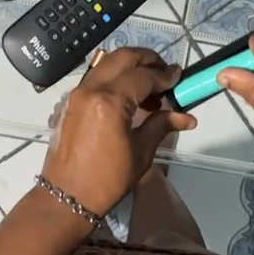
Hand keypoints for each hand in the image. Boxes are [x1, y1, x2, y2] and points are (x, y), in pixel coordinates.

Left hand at [41, 48, 196, 214]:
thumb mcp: (141, 152)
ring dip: (129, 67)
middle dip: (146, 59)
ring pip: (106, 64)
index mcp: (111, 102)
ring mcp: (76, 94)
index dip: (164, 76)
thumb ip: (161, 125)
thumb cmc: (107, 179)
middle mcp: (91, 90)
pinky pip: (94, 79)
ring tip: (148, 88)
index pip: (144, 76)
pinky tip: (127, 98)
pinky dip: (113, 78)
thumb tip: (186, 117)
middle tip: (164, 71)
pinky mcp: (69, 102)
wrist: (67, 197)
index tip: (178, 77)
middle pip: (122, 57)